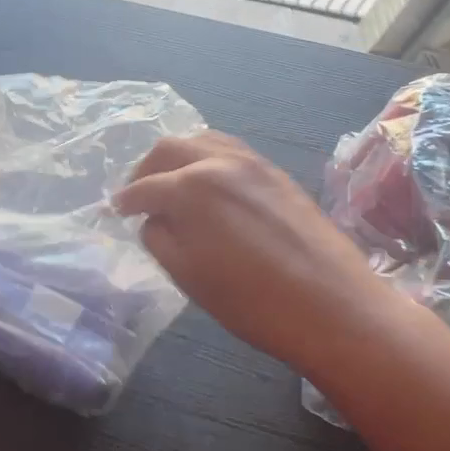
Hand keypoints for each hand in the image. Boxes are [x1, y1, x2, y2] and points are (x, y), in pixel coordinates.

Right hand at [112, 131, 397, 368]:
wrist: (334, 309)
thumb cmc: (251, 301)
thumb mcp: (187, 275)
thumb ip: (159, 238)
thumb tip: (155, 219)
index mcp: (189, 188)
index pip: (142, 188)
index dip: (124, 202)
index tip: (115, 212)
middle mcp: (218, 163)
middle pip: (168, 149)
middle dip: (146, 171)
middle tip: (139, 197)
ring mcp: (251, 163)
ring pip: (201, 140)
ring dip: (178, 158)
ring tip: (172, 185)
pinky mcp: (276, 173)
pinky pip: (230, 150)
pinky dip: (208, 159)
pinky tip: (208, 185)